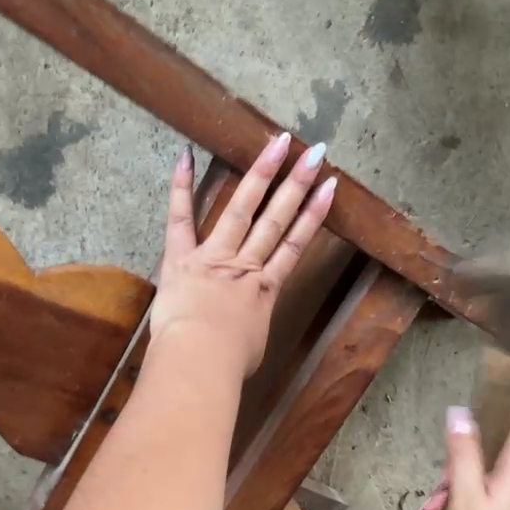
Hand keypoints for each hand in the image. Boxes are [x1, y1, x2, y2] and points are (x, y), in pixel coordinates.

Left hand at [151, 133, 336, 373]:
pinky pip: (180, 218)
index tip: (329, 189)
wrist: (199, 361)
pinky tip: (186, 154)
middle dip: (297, 185)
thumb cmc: (228, 366)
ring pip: (242, 209)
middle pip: (275, 219)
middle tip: (315, 153)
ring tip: (279, 144)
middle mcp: (244, 266)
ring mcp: (214, 257)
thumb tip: (242, 329)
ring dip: (261, 174)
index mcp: (264, 290)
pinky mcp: (180, 259)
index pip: (294, 246)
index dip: (313, 216)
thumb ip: (249, 327)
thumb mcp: (250, 348)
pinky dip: (181, 187)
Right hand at [443, 406, 509, 509]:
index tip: (473, 414)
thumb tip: (459, 413)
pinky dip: (479, 493)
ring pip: (500, 468)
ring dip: (468, 479)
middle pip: (505, 446)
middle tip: (441, 483)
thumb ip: (463, 453)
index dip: (502, 408)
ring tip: (438, 505)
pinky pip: (505, 487)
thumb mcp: (463, 498)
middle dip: (469, 457)